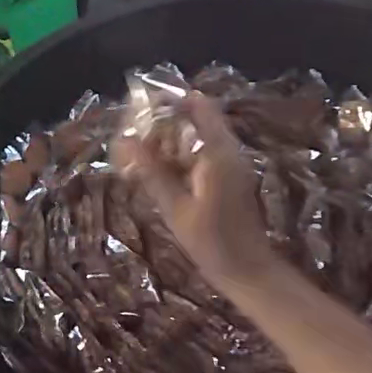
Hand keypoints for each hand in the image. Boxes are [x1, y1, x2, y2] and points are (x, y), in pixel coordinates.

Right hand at [112, 93, 280, 290]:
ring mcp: (233, 163)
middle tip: (133, 138)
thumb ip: (151, 171)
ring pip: (199, 137)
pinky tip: (160, 173)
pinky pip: (204, 155)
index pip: (196, 105)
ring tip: (140, 156)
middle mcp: (229, 150)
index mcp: (217, 153)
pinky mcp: (231, 177)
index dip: (167, 101)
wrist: (248, 271)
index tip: (138, 110)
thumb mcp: (175, 208)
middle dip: (164, 123)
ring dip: (171, 141)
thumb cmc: (210, 243)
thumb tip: (124, 141)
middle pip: (197, 118)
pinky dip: (182, 157)